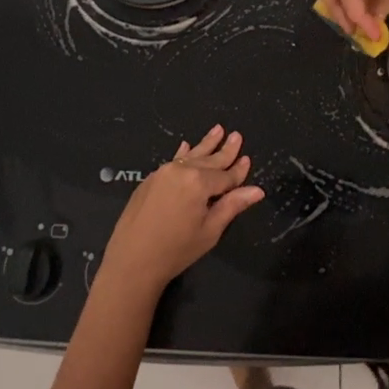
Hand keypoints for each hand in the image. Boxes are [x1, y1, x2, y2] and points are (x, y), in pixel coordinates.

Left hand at [97, 125, 264, 289]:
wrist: (131, 259)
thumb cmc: (175, 250)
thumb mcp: (209, 231)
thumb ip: (232, 206)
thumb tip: (257, 190)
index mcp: (199, 183)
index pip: (226, 175)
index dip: (238, 171)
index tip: (248, 159)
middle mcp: (182, 170)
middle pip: (209, 160)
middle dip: (225, 149)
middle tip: (236, 135)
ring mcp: (164, 172)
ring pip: (191, 156)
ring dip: (206, 144)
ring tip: (218, 129)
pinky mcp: (151, 179)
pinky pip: (173, 161)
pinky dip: (183, 154)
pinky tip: (186, 145)